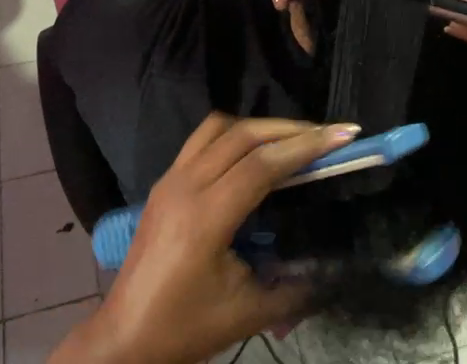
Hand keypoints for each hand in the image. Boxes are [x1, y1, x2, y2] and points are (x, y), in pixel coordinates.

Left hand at [56, 114, 358, 363]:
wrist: (123, 340)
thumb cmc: (185, 327)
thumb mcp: (248, 314)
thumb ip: (296, 288)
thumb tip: (336, 271)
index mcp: (206, 217)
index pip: (262, 164)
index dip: (306, 146)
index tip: (344, 135)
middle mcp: (185, 186)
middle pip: (243, 135)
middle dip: (291, 129)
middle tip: (328, 135)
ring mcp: (170, 179)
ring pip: (219, 128)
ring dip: (260, 127)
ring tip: (293, 140)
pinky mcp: (164, 183)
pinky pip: (202, 140)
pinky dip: (235, 136)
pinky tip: (255, 154)